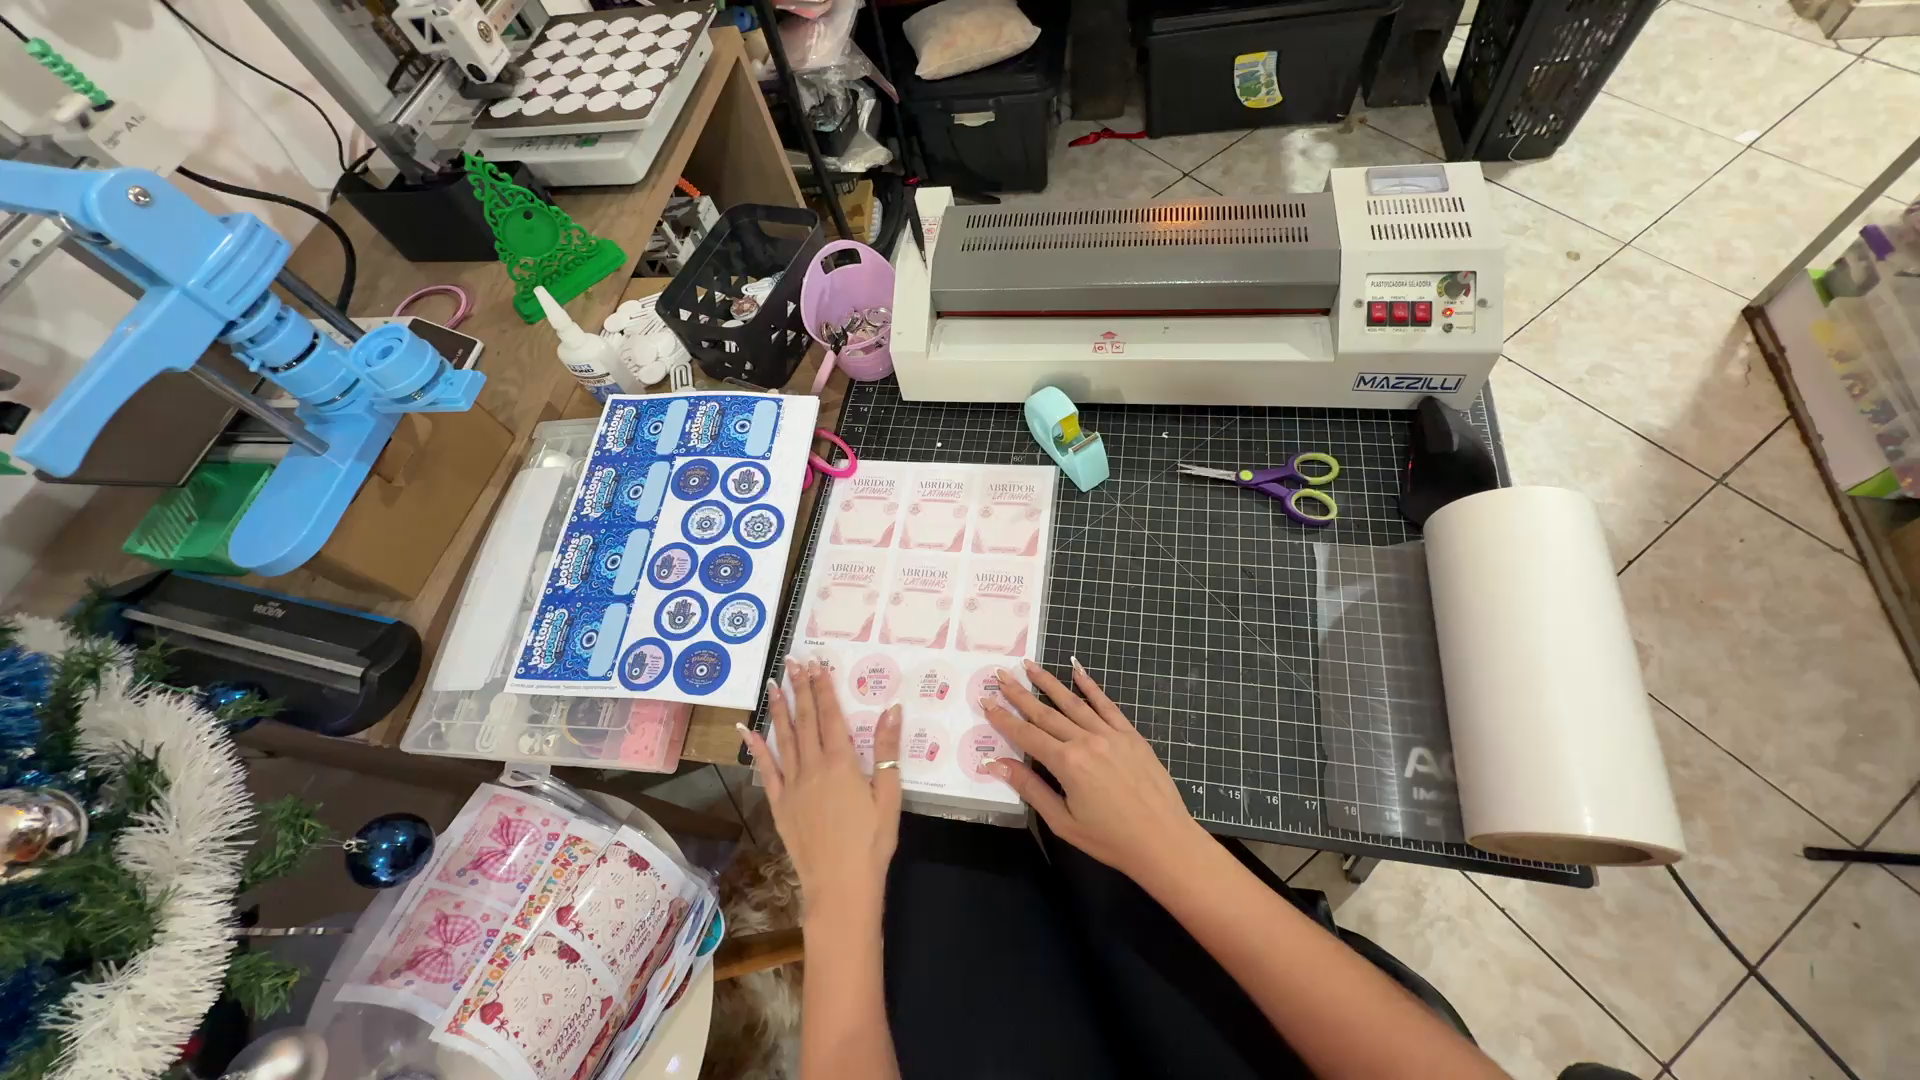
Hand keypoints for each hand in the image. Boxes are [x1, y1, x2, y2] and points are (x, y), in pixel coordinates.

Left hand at [739, 659, 902, 921]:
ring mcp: (792, 785)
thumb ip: (887, 749)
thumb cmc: (872, 841)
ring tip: (773, 684)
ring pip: (784, 738)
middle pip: (806, 720)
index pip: (831, 715)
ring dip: (780, 709)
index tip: (817, 664)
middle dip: (800, 689)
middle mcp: (813, 767)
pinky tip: (747, 730)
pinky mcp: (779, 804)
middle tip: (793, 662)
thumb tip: (892, 708)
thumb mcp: (889, 794)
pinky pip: (765, 770)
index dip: (824, 688)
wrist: (840, 884)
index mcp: (842, 762)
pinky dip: (756, 748)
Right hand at [982, 659, 1206, 886]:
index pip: (1027, 735)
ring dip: (1049, 682)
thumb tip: (995, 764)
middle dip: (1020, 694)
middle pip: (1045, 713)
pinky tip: (1077, 671)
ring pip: (1073, 702)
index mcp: (1067, 763)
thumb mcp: (1063, 821)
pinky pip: (1107, 705)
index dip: (1004, 719)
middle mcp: (1086, 740)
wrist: (1164, 840)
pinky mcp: (1131, 735)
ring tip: (1030, 665)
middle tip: (1000, 675)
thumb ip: (1030, 788)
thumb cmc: (1110, 840)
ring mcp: (1111, 734)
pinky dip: (1090, 686)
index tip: (986, 702)